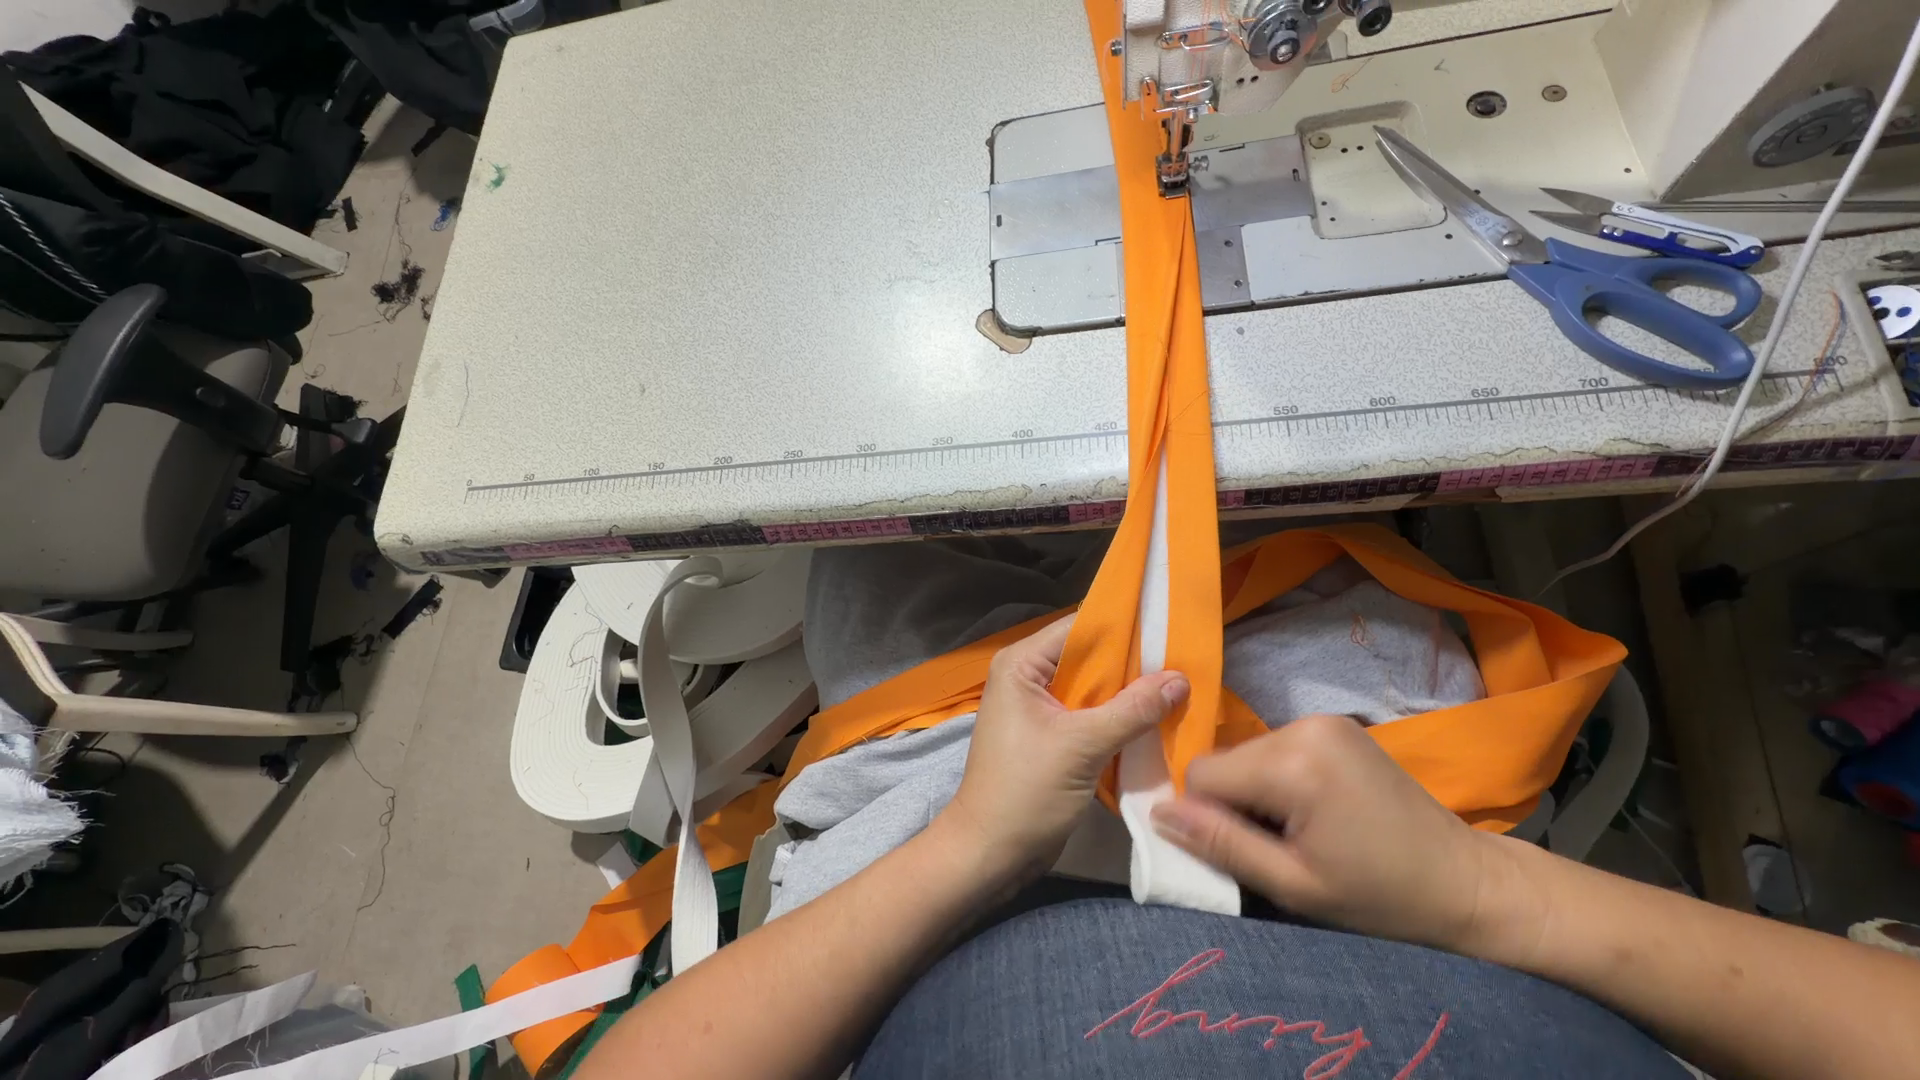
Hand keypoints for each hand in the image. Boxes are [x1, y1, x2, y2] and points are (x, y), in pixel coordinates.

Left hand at [941, 616, 1189, 881]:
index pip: (1079, 628)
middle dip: (1135, 663)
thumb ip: (1132, 709)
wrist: (992, 853)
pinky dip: (1122, 719)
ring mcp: (1042, 709)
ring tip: (1183, 689)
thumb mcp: (1082, 746)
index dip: (1124, 626)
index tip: (1171, 627)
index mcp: (1022, 665)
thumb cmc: (1025, 791)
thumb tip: (1181, 677)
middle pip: (1091, 658)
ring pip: (1097, 689)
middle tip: (1187, 662)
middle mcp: (1030, 678)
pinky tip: (1160, 721)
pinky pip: (1094, 716)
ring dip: (1133, 694)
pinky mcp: (1055, 737)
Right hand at [1151, 713, 1541, 958]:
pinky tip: (1312, 808)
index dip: (1206, 816)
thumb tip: (1157, 813)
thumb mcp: (1292, 884)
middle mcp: (1302, 726)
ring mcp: (1322, 719)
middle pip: (1224, 761)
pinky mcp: (1334, 723)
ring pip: (1245, 754)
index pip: (1201, 774)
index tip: (1240, 850)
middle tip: (1276, 846)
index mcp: (1293, 764)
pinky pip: (1273, 747)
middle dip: (1233, 803)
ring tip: (1299, 829)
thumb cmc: (1379, 897)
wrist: (1465, 882)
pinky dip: (1276, 777)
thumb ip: (1220, 845)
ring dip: (1254, 791)